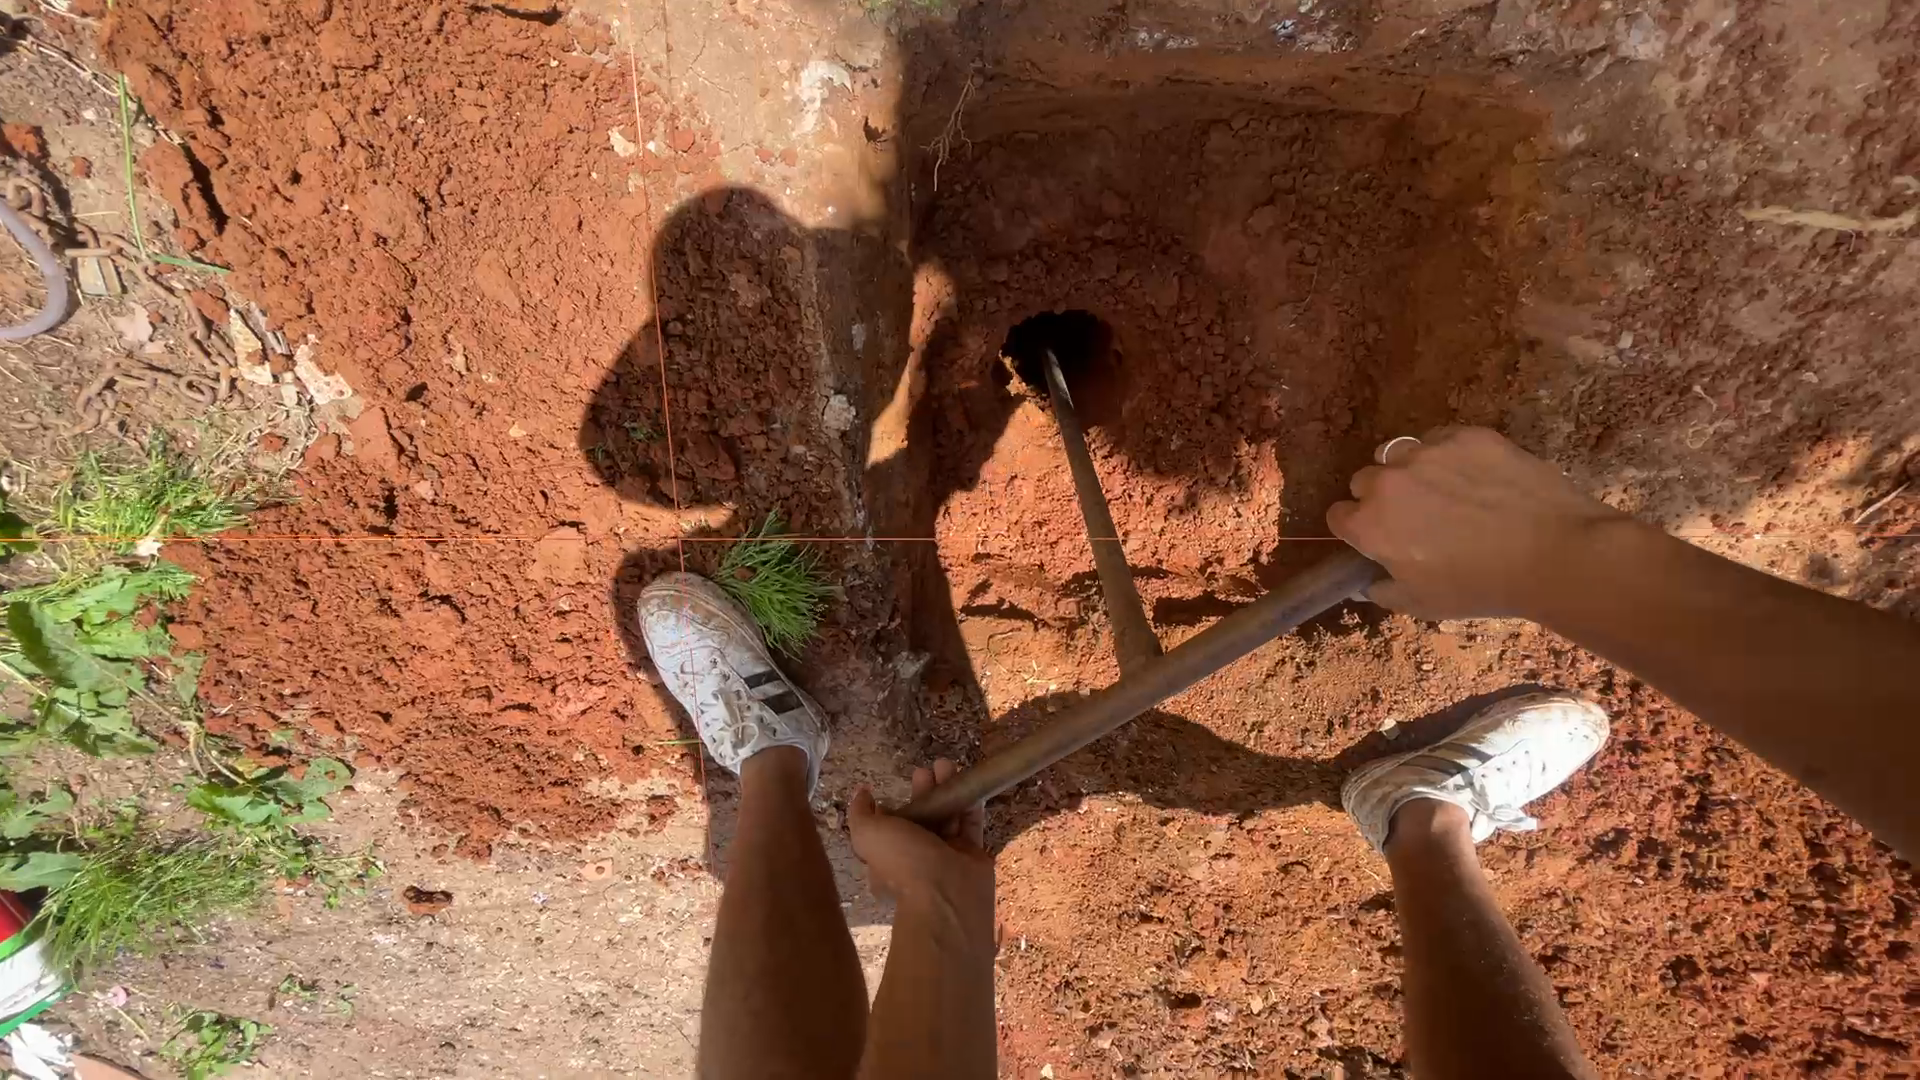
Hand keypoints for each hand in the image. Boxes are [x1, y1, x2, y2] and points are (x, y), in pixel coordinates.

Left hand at [849, 759, 993, 921]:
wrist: (947, 895)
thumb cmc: (903, 863)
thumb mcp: (867, 835)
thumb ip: (860, 813)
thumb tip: (861, 793)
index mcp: (890, 857)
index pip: (890, 828)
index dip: (892, 806)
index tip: (894, 787)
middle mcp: (918, 856)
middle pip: (921, 816)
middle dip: (923, 790)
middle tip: (927, 770)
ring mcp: (946, 854)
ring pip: (946, 814)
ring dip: (946, 788)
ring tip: (947, 764)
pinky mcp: (972, 851)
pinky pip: (971, 820)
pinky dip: (969, 800)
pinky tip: (967, 779)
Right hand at [1327, 426, 1628, 619]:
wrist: (1558, 554)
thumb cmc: (1480, 586)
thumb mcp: (1420, 604)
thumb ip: (1381, 591)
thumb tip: (1365, 583)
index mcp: (1368, 524)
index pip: (1337, 516)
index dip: (1356, 528)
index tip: (1377, 539)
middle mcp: (1386, 481)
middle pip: (1363, 480)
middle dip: (1379, 497)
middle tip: (1413, 516)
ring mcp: (1426, 453)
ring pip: (1396, 453)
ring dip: (1407, 469)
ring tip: (1439, 488)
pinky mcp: (1466, 436)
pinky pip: (1439, 439)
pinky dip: (1446, 453)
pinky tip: (1471, 475)